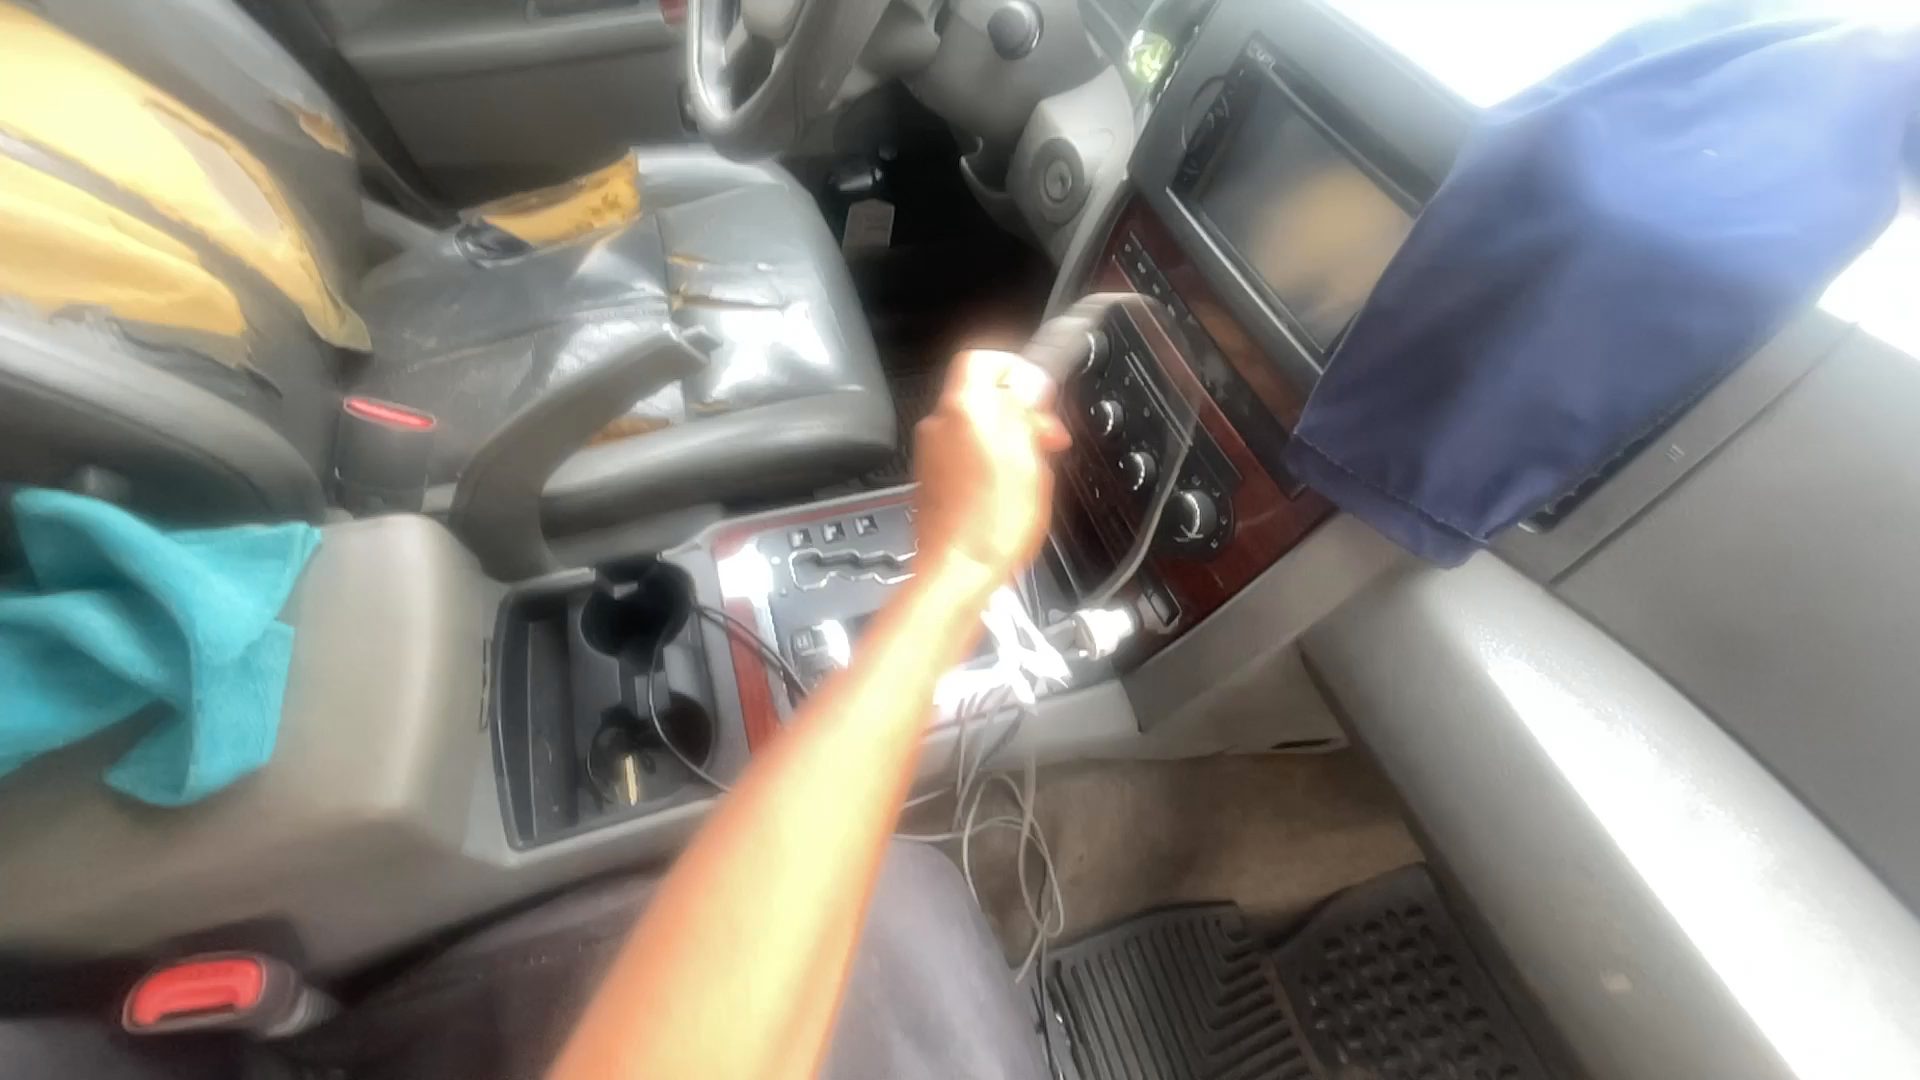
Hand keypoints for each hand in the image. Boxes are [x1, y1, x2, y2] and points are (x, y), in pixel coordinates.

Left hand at [911, 350, 1071, 587]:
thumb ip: (1027, 411)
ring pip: (974, 427)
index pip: (981, 360)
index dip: (1013, 369)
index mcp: (963, 409)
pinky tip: (1009, 489)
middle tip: (1045, 435)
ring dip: (1005, 437)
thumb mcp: (1030, 457)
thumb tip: (1030, 383)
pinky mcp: (932, 481)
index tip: (1037, 391)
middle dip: (1017, 410)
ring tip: (1032, 468)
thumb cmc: (993, 524)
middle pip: (979, 395)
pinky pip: (963, 455)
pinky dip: (987, 461)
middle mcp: (939, 426)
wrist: (958, 571)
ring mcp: (931, 455)